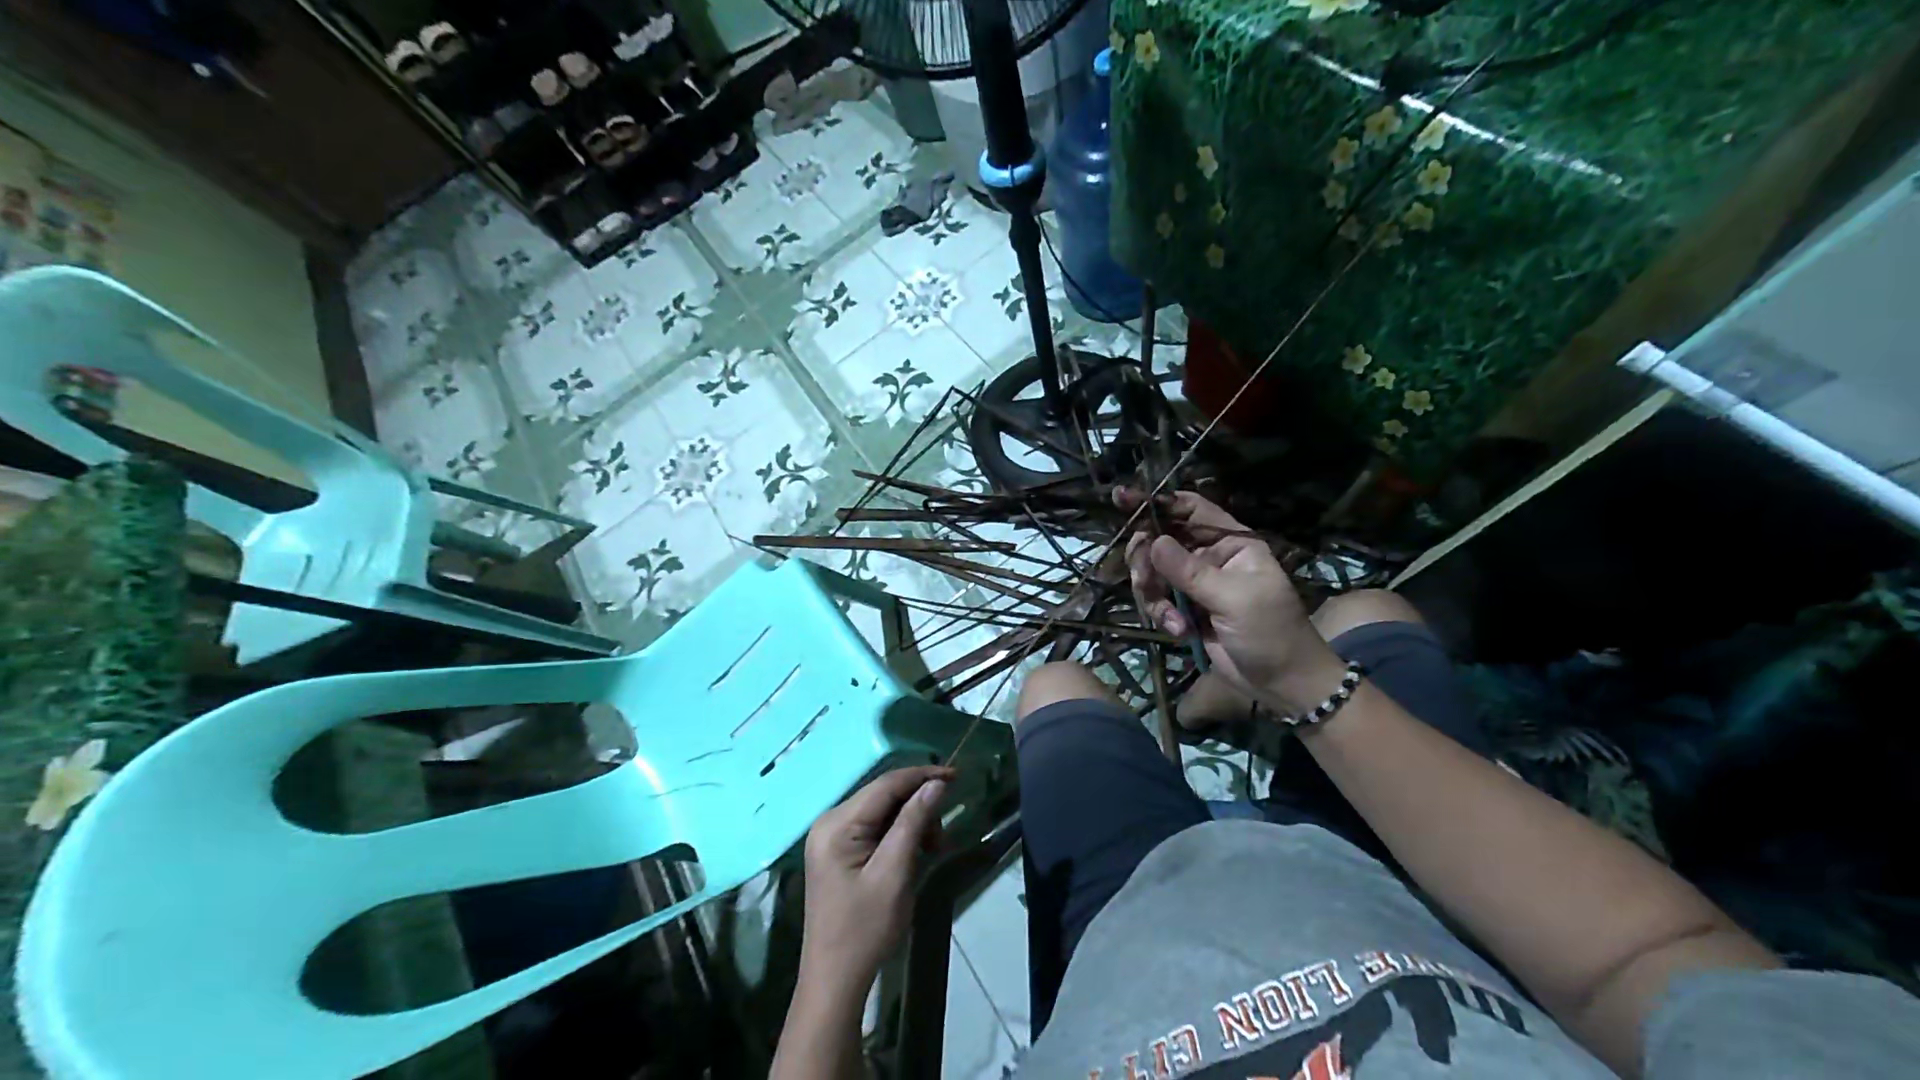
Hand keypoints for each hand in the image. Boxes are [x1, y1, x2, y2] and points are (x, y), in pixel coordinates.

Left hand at [799, 765, 952, 989]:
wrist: (835, 980)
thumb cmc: (865, 928)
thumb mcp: (895, 873)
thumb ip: (914, 822)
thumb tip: (936, 784)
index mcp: (837, 823)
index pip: (885, 784)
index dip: (922, 776)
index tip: (956, 776)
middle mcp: (830, 821)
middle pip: (883, 795)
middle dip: (918, 805)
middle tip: (943, 833)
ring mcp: (831, 837)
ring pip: (881, 811)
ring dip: (911, 822)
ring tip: (932, 849)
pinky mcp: (838, 852)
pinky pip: (874, 828)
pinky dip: (898, 834)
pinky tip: (914, 853)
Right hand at [1119, 489, 1345, 712]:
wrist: (1281, 684)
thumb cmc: (1270, 633)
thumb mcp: (1233, 598)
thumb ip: (1189, 570)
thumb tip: (1152, 540)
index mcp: (1232, 542)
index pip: (1190, 509)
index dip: (1158, 502)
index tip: (1123, 500)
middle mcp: (1210, 557)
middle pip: (1160, 540)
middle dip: (1146, 560)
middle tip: (1142, 580)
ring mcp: (1195, 584)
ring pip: (1153, 572)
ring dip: (1154, 596)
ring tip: (1171, 620)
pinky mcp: (1185, 609)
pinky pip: (1157, 600)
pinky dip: (1162, 615)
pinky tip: (1181, 632)